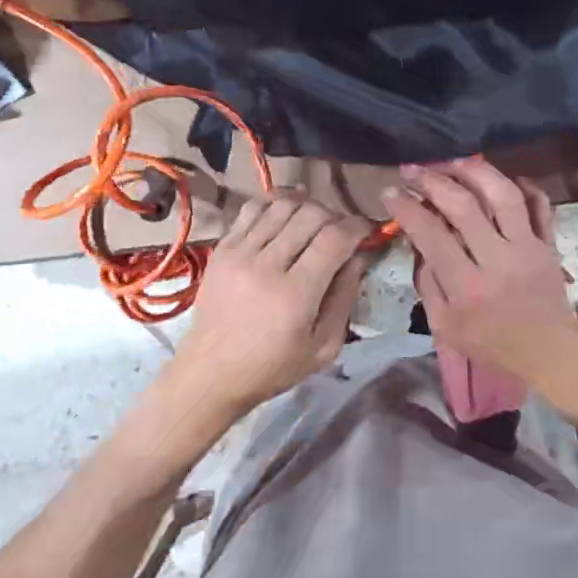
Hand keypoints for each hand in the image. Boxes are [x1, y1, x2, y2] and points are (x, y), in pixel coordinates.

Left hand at [174, 190, 372, 411]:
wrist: (210, 374)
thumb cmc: (272, 367)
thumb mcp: (324, 347)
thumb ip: (345, 297)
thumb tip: (360, 255)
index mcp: (295, 295)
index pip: (334, 239)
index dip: (358, 227)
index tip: (367, 231)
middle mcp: (266, 266)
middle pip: (311, 214)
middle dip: (335, 216)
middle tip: (341, 232)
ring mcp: (240, 253)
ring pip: (282, 205)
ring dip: (307, 207)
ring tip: (315, 222)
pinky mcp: (222, 248)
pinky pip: (253, 209)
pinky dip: (275, 203)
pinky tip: (286, 214)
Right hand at [383, 159, 577, 402]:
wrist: (547, 353)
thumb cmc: (490, 342)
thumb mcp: (444, 325)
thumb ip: (427, 282)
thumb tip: (417, 239)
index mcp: (467, 287)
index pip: (431, 234)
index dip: (407, 207)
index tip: (391, 191)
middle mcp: (498, 261)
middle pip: (463, 206)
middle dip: (432, 180)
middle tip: (413, 169)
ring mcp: (528, 248)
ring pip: (504, 195)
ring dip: (475, 171)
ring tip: (452, 161)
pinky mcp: (548, 243)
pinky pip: (540, 204)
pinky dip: (523, 185)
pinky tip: (498, 178)